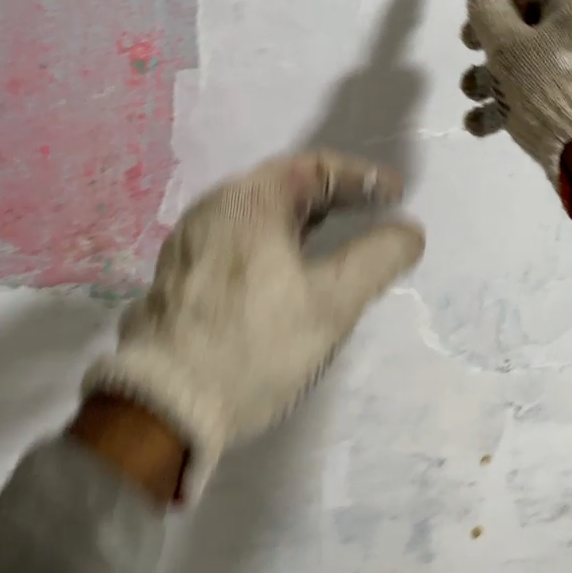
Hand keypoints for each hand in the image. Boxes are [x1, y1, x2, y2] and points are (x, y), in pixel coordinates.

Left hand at [82, 152, 424, 501]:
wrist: (162, 406)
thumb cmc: (254, 345)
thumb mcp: (331, 304)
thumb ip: (377, 259)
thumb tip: (409, 231)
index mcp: (248, 200)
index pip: (315, 167)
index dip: (361, 177)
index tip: (396, 195)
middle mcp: (212, 207)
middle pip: (283, 187)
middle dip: (333, 198)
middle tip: (372, 214)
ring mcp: (189, 241)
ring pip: (257, 217)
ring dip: (302, 223)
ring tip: (335, 244)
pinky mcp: (178, 275)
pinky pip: (237, 241)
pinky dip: (273, 244)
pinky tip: (286, 275)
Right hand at [460, 0, 571, 180]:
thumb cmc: (549, 90)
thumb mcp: (506, 45)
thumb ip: (487, 10)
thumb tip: (488, 2)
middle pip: (530, 7)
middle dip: (489, 24)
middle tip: (467, 41)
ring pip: (528, 50)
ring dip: (492, 70)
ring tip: (473, 94)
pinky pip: (537, 84)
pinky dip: (508, 99)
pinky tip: (483, 124)